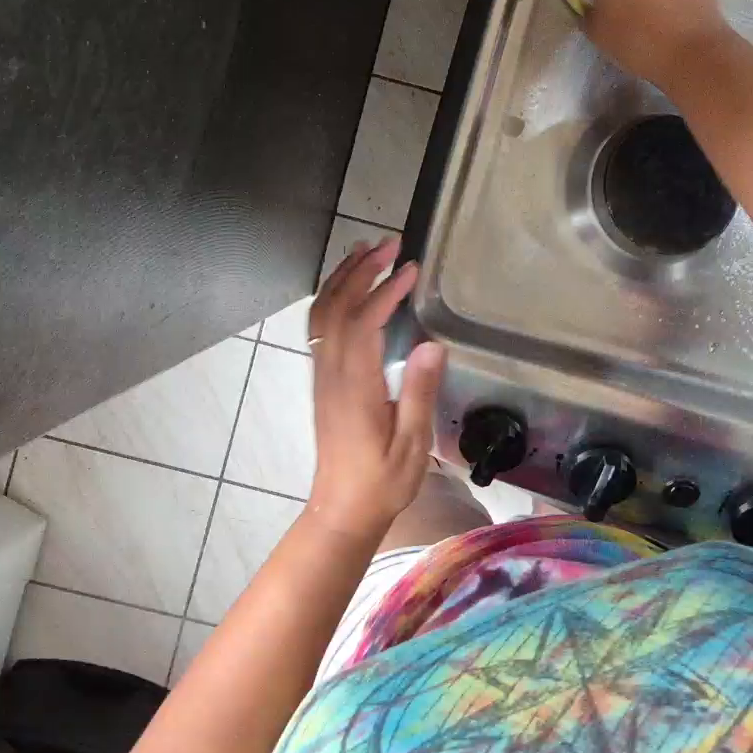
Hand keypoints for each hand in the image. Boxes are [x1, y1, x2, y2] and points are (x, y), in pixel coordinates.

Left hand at [304, 238, 446, 539]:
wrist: (341, 508)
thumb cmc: (382, 481)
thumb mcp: (412, 444)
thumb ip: (419, 393)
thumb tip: (432, 344)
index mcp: (355, 386)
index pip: (364, 322)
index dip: (385, 290)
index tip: (410, 269)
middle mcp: (332, 373)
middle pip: (337, 307)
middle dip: (361, 270)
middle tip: (389, 244)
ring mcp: (322, 375)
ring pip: (323, 314)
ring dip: (342, 278)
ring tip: (365, 251)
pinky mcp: (322, 380)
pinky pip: (320, 327)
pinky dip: (333, 297)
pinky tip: (350, 289)